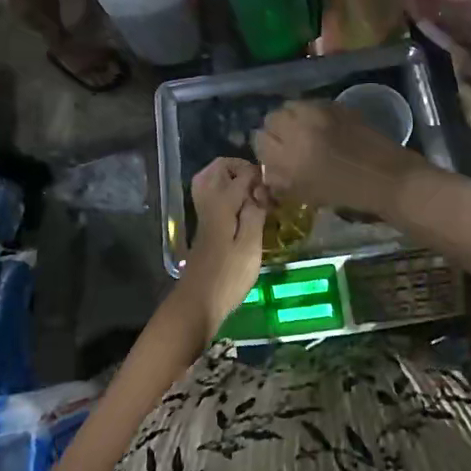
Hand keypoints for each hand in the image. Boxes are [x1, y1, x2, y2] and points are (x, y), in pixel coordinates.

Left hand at [180, 157, 268, 327]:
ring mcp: (203, 215)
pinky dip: (226, 194)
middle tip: (259, 185)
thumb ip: (254, 214)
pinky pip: (212, 197)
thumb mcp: (250, 247)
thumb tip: (258, 190)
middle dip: (239, 168)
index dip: (258, 176)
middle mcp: (208, 203)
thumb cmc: (228, 276)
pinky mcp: (204, 228)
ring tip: (253, 195)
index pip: (240, 175)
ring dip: (231, 180)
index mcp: (220, 203)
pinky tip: (243, 212)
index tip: (272, 190)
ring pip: (211, 181)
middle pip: (217, 169)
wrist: (198, 301)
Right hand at [254, 101, 424, 217]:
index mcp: (288, 158)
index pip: (259, 140)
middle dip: (277, 129)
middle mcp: (298, 131)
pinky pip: (313, 104)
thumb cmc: (346, 194)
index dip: (266, 148)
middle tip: (289, 141)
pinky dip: (312, 112)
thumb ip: (280, 181)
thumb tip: (268, 169)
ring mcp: (318, 115)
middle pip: (272, 118)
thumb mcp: (306, 194)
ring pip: (290, 106)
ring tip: (305, 130)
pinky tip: (323, 126)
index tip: (275, 155)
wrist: (388, 179)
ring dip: (293, 117)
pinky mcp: (336, 106)